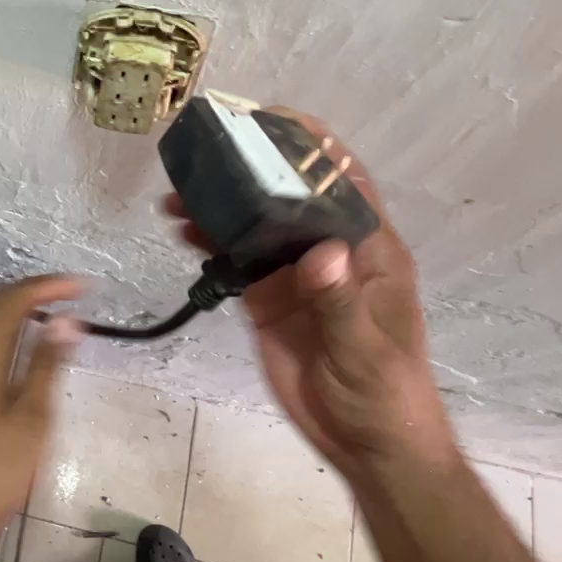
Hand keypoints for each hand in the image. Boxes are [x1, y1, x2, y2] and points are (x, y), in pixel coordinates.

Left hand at [0, 277, 81, 558]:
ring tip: (44, 310)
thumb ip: (47, 365)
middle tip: (63, 292)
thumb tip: (66, 321)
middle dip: (26, 289)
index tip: (82, 286)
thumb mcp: (32, 419)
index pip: (12, 301)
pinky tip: (15, 344)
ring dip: (9, 305)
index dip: (48, 286)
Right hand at [165, 108, 455, 483]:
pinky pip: (235, 260)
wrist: (365, 443)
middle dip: (252, 170)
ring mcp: (294, 275)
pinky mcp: (266, 299)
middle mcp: (328, 252)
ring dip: (220, 207)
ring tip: (177, 195)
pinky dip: (209, 242)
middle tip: (209, 151)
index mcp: (367, 252)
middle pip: (289, 196)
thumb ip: (340, 303)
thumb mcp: (365, 350)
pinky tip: (184, 231)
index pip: (344, 184)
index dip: (315, 147)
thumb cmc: (384, 392)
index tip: (275, 118)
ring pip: (254, 226)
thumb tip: (318, 253)